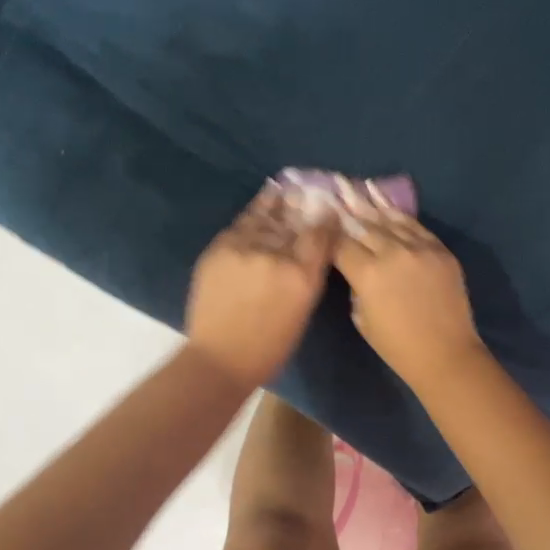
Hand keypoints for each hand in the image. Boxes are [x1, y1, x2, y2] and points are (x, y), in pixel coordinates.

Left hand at [186, 183, 336, 385]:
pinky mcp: (220, 248)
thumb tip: (313, 249)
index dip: (327, 221)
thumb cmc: (270, 346)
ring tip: (285, 191)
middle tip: (308, 196)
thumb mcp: (302, 311)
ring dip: (279, 205)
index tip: (330, 212)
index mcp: (302, 278)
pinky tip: (264, 203)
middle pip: (295, 222)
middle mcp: (276, 257)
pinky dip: (256, 213)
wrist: (220, 358)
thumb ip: (309, 276)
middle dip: (304, 209)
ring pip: (267, 218)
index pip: (321, 236)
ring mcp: (245, 249)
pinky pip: (243, 223)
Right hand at [332, 186, 484, 387]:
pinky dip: (400, 217)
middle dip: (348, 214)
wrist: (445, 354)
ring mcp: (421, 248)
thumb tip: (355, 267)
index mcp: (367, 273)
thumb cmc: (397, 346)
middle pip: (364, 226)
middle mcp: (393, 252)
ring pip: (391, 220)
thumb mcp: (361, 318)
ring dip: (372, 207)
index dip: (329, 237)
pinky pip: (417, 227)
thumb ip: (355, 285)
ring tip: (359, 190)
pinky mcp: (441, 250)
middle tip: (335, 197)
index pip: (340, 244)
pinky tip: (388, 207)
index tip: (321, 228)